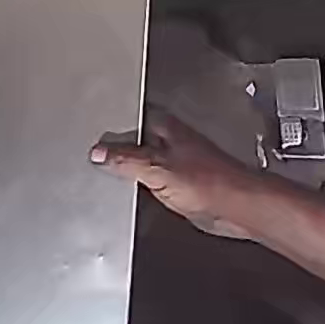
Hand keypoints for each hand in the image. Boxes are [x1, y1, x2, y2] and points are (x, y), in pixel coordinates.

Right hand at [90, 109, 262, 238]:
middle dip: (117, 146)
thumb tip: (98, 152)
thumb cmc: (207, 182)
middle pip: (136, 139)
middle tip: (91, 154)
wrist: (234, 206)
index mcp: (167, 127)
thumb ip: (127, 160)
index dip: (112, 123)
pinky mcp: (178, 182)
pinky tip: (127, 190)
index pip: (133, 117)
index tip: (90, 130)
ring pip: (143, 159)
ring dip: (127, 166)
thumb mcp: (157, 169)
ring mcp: (175, 161)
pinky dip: (137, 183)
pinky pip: (150, 178)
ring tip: (103, 171)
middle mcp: (171, 140)